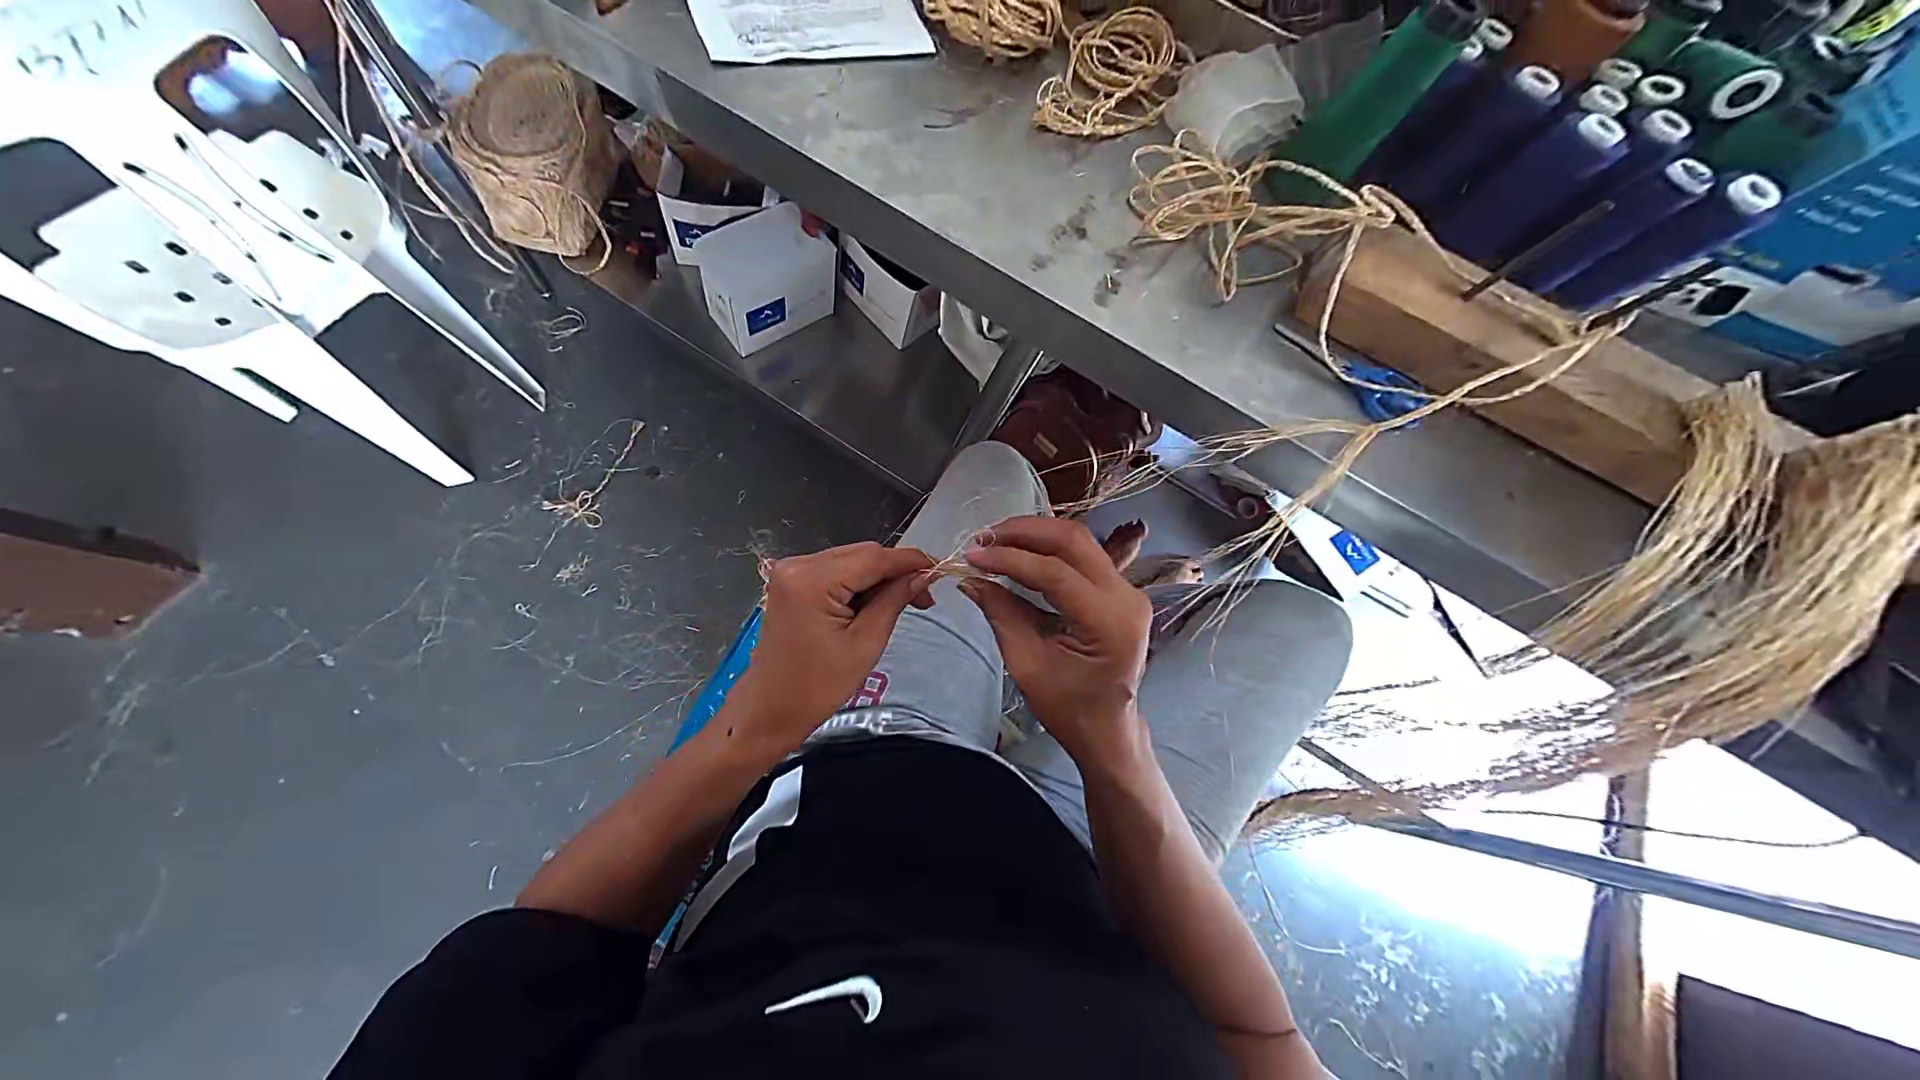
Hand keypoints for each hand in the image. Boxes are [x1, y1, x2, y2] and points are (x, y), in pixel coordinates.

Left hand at [729, 542, 934, 753]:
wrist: (769, 709)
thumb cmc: (817, 687)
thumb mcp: (866, 644)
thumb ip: (894, 601)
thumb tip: (923, 577)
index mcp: (812, 580)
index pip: (874, 557)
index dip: (911, 561)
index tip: (940, 571)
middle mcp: (798, 565)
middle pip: (863, 553)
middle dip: (896, 571)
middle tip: (924, 597)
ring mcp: (791, 571)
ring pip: (852, 560)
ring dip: (880, 577)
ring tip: (903, 602)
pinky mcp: (792, 581)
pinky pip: (836, 570)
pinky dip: (859, 583)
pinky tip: (875, 602)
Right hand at [959, 516, 1152, 767]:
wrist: (1107, 728)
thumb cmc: (1068, 708)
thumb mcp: (1027, 665)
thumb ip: (1002, 614)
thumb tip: (971, 578)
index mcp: (1109, 622)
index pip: (1055, 572)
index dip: (1010, 558)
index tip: (972, 555)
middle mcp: (1126, 597)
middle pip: (1073, 540)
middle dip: (1024, 532)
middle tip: (983, 538)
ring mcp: (1128, 590)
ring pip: (1080, 541)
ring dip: (1035, 534)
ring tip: (995, 540)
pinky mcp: (1120, 590)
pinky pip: (1082, 556)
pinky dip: (1047, 548)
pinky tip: (1018, 551)